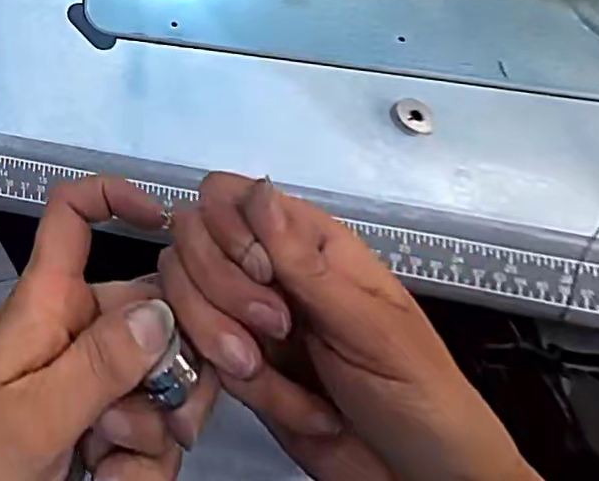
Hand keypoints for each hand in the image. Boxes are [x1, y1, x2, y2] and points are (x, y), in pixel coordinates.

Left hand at [0, 176, 218, 480]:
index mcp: (49, 297)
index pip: (73, 214)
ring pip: (159, 380)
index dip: (112, 194)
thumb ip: (98, 364)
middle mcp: (78, 327)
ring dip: (153, 429)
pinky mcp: (99, 423)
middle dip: (168, 368)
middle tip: (162, 414)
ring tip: (108, 456)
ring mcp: (91, 378)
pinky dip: (141, 463)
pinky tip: (108, 476)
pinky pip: (151, 431)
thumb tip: (160, 314)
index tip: (162, 218)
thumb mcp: (30, 413)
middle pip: (150, 312)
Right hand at [159, 173, 536, 480]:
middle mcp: (261, 264)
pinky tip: (291, 407)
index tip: (264, 274)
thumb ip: (305, 262)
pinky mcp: (230, 360)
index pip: (225, 195)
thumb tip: (259, 190)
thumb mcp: (371, 326)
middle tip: (277, 329)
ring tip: (269, 372)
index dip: (227, 226)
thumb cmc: (418, 391)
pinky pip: (194, 351)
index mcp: (302, 238)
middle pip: (190, 237)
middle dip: (221, 288)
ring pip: (180, 290)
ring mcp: (240, 311)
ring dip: (219, 337)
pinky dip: (232, 385)